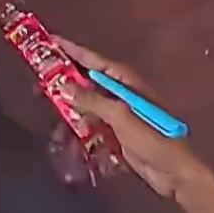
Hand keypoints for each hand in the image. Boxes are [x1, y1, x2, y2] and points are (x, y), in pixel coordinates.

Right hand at [57, 37, 213, 203]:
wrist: (176, 173)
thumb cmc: (153, 138)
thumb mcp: (121, 116)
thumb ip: (92, 100)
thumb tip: (63, 85)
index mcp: (124, 80)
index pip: (92, 58)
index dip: (70, 49)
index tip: (48, 40)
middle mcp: (119, 91)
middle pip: (86, 78)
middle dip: (64, 79)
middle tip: (38, 80)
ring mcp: (117, 112)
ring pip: (85, 102)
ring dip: (68, 105)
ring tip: (46, 106)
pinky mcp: (115, 131)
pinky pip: (90, 123)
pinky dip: (78, 125)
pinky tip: (63, 133)